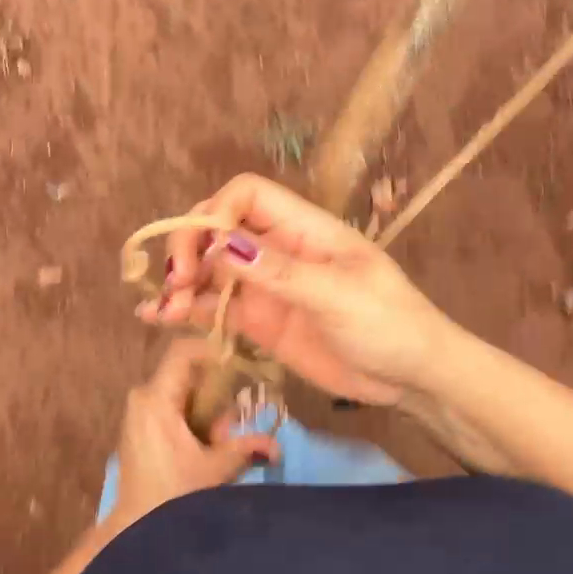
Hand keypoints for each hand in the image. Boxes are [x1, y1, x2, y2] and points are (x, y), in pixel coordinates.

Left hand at [108, 340, 278, 525]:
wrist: (133, 531)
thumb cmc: (171, 497)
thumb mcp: (213, 471)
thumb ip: (244, 449)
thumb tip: (276, 444)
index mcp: (155, 398)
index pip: (183, 352)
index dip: (213, 350)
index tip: (241, 360)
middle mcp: (142, 397)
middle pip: (187, 375)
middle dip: (216, 397)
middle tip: (230, 428)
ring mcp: (138, 411)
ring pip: (183, 393)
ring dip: (207, 413)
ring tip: (217, 445)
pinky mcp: (140, 426)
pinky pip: (172, 407)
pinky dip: (193, 420)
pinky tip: (203, 448)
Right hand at [139, 174, 457, 404]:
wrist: (413, 378)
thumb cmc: (390, 324)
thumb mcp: (340, 296)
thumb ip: (281, 273)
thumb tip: (223, 245)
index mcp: (303, 227)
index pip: (246, 194)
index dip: (217, 211)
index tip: (203, 248)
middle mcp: (277, 249)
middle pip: (219, 226)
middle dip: (190, 244)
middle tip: (176, 280)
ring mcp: (265, 286)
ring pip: (210, 268)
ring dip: (181, 282)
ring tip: (162, 309)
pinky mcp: (259, 321)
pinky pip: (215, 307)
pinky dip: (186, 309)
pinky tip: (159, 317)